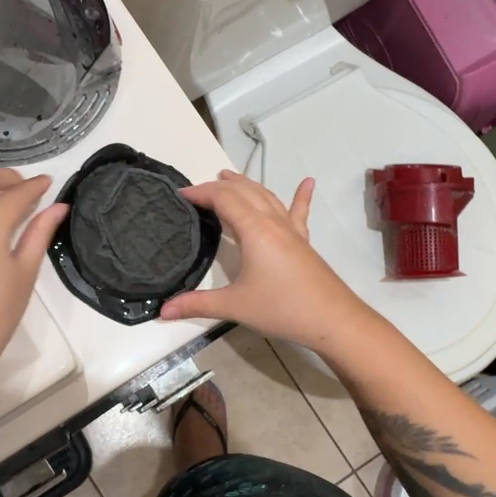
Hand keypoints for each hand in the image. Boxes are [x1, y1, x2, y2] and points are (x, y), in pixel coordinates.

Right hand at [160, 171, 375, 352]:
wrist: (332, 320)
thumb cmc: (282, 309)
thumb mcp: (234, 306)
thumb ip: (197, 304)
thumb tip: (163, 310)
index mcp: (255, 230)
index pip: (224, 199)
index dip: (201, 193)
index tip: (180, 195)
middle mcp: (273, 223)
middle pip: (244, 192)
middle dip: (219, 186)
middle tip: (198, 189)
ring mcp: (291, 231)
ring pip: (267, 196)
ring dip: (247, 184)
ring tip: (230, 176)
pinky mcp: (304, 243)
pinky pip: (298, 213)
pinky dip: (301, 196)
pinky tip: (308, 182)